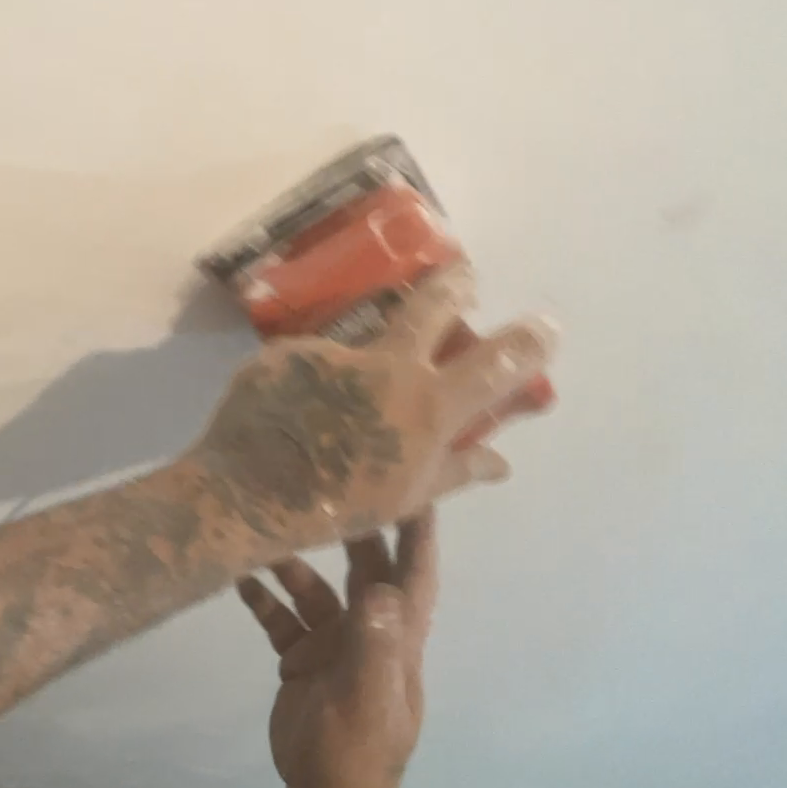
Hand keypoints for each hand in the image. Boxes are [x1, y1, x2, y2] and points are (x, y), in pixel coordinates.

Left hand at [189, 265, 553, 553]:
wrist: (243, 496)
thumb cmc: (332, 508)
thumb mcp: (404, 497)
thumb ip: (456, 470)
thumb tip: (501, 460)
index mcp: (426, 405)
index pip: (498, 360)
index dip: (528, 340)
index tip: (543, 326)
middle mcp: (382, 366)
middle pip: (431, 303)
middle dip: (455, 285)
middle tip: (462, 279)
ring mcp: (327, 355)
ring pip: (355, 342)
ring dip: (356, 361)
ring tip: (328, 403)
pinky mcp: (281, 354)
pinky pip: (305, 363)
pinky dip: (305, 382)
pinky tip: (286, 410)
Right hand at [238, 513, 437, 787]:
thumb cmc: (356, 750)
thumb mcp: (366, 701)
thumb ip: (373, 647)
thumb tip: (378, 590)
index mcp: (397, 639)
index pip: (413, 576)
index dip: (418, 533)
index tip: (419, 486)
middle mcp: (367, 632)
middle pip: (362, 571)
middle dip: (348, 531)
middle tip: (322, 489)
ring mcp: (331, 643)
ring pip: (312, 589)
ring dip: (290, 565)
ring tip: (260, 536)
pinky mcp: (300, 656)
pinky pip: (280, 617)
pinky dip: (263, 599)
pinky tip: (239, 579)